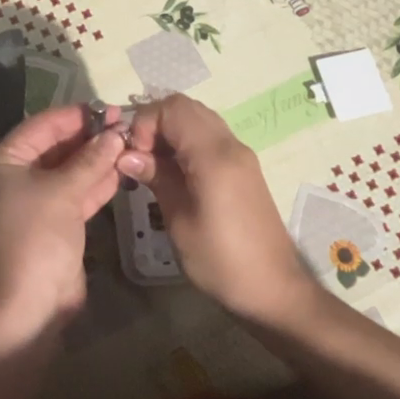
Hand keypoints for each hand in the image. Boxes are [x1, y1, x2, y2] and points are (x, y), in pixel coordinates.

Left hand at [0, 103, 125, 335]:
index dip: (74, 115)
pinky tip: (125, 167)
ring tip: (131, 141)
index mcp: (6, 161)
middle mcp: (19, 176)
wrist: (31, 302)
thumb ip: (90, 160)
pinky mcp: (58, 221)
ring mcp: (39, 200)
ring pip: (71, 169)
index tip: (107, 107)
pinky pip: (79, 192)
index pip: (42, 125)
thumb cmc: (36, 237)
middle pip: (57, 145)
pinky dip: (99, 180)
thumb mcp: (63, 192)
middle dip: (89, 136)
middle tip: (125, 123)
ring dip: (98, 157)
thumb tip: (115, 133)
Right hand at [116, 94, 315, 321]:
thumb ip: (156, 177)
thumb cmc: (220, 260)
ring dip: (170, 132)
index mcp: (214, 155)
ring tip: (152, 166)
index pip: (172, 108)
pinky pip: (209, 138)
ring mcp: (240, 156)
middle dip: (154, 123)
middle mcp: (230, 145)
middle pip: (186, 107)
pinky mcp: (243, 170)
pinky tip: (174, 174)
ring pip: (198, 120)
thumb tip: (126, 154)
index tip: (133, 156)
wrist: (273, 291)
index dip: (144, 123)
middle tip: (139, 157)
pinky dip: (186, 143)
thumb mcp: (179, 220)